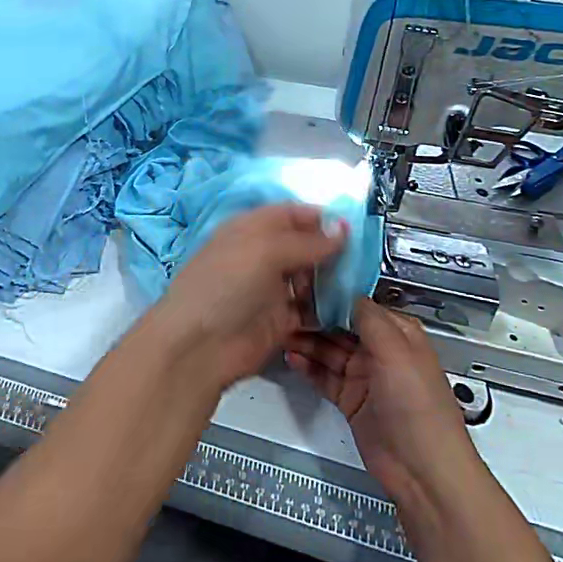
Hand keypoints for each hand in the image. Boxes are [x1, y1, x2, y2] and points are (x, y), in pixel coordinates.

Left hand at [147, 203, 345, 390]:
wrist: (198, 347)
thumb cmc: (226, 284)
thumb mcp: (264, 250)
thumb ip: (306, 241)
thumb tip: (342, 229)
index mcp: (251, 229)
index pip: (290, 214)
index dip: (319, 217)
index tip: (353, 226)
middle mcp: (262, 255)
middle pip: (303, 245)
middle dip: (331, 249)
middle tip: (364, 257)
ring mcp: (271, 289)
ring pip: (310, 277)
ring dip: (332, 278)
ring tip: (360, 281)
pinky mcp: (280, 321)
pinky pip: (310, 309)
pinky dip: (327, 307)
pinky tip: (349, 307)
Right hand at [284, 299, 476, 500]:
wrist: (422, 471)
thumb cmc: (417, 406)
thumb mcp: (395, 351)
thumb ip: (370, 319)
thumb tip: (349, 293)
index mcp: (399, 334)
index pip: (361, 306)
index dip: (335, 297)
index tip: (307, 288)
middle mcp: (381, 351)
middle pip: (342, 327)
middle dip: (316, 319)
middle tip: (287, 310)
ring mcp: (365, 377)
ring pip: (330, 351)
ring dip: (308, 342)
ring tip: (283, 332)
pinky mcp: (351, 401)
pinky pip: (325, 377)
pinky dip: (308, 367)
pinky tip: (292, 358)